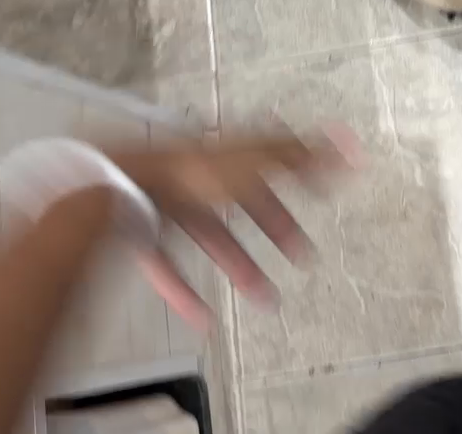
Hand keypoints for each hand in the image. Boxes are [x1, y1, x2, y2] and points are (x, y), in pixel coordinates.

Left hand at [103, 126, 363, 328]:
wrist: (112, 190)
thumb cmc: (183, 175)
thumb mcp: (253, 162)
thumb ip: (301, 156)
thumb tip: (349, 144)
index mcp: (228, 150)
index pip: (275, 158)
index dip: (303, 172)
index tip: (326, 188)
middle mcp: (201, 172)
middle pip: (246, 200)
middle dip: (276, 226)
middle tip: (303, 253)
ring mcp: (167, 202)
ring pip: (212, 235)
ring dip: (241, 265)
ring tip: (265, 296)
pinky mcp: (139, 233)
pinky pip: (169, 264)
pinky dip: (187, 291)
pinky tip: (204, 316)